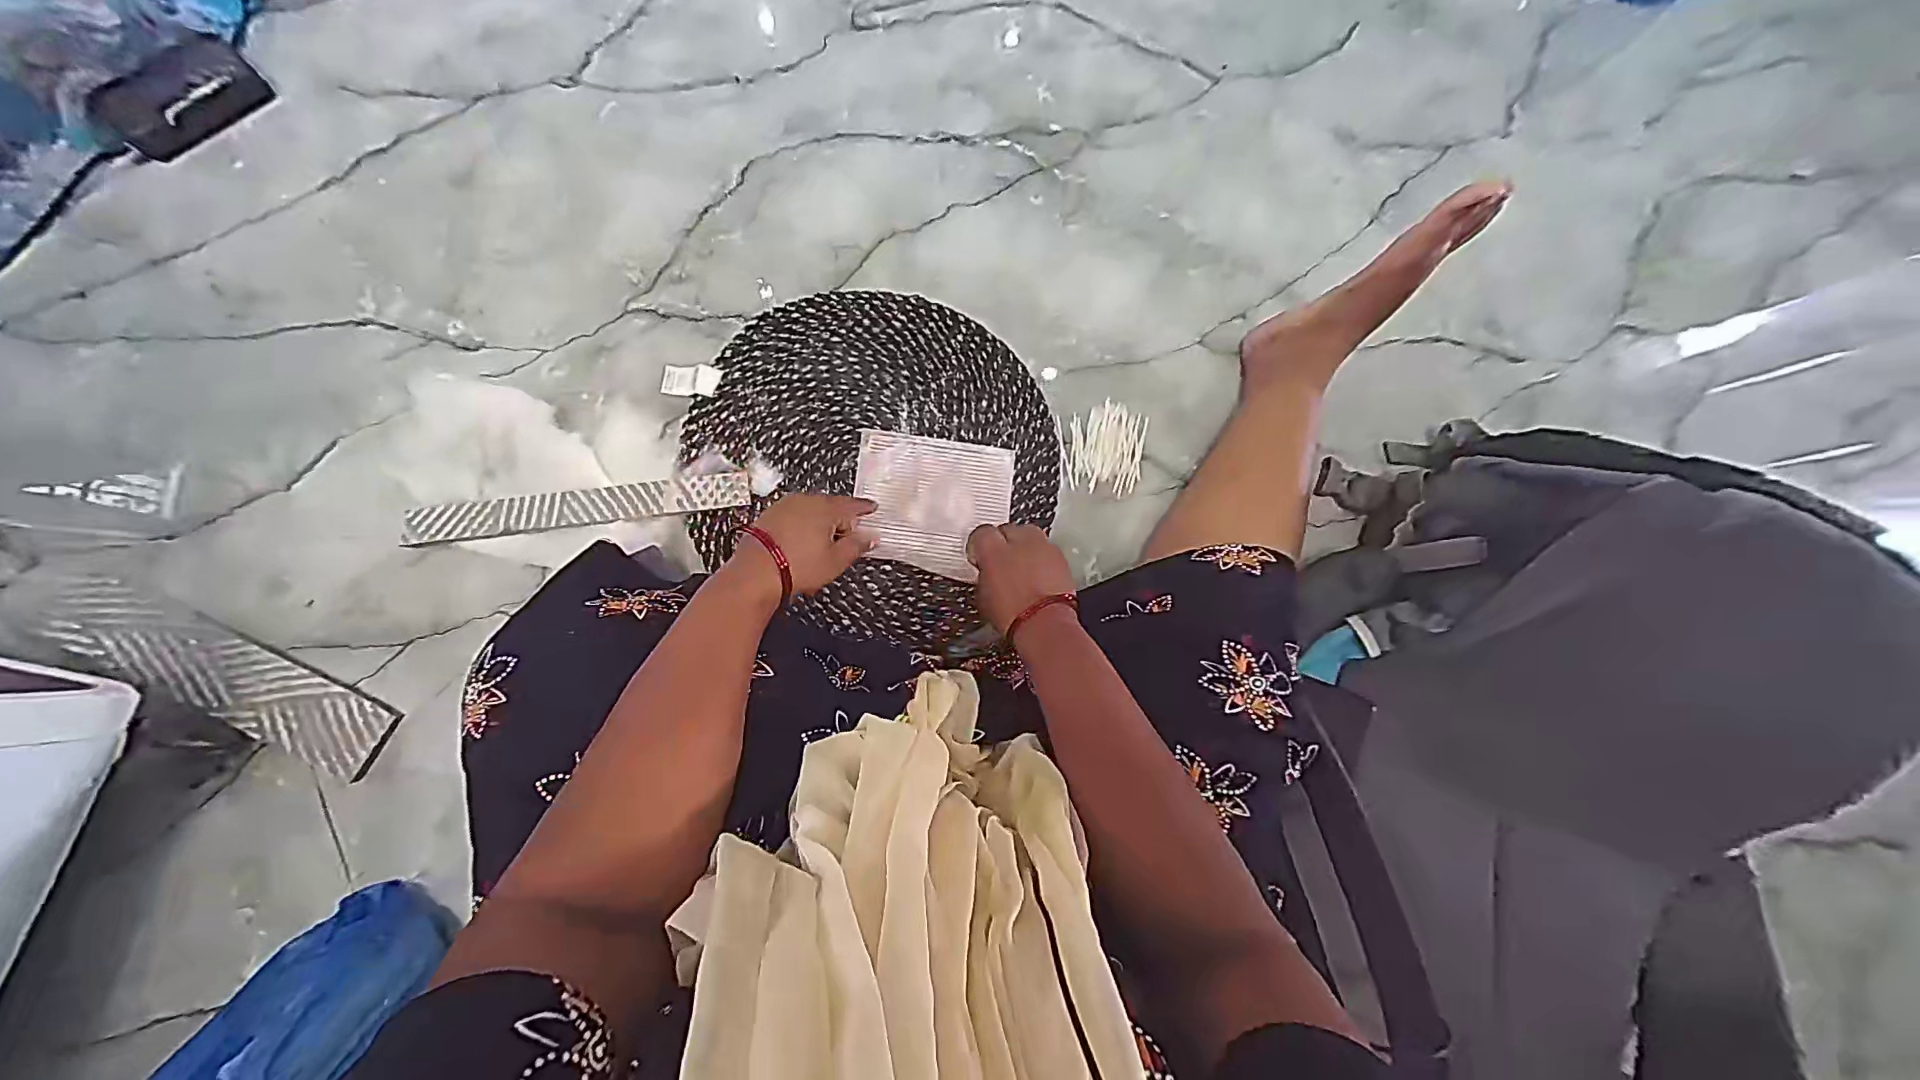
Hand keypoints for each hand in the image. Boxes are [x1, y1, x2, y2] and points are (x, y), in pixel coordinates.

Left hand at [733, 494, 876, 597]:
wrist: (756, 573)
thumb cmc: (794, 566)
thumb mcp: (836, 560)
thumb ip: (857, 545)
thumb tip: (870, 537)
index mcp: (826, 508)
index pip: (852, 505)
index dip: (864, 508)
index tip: (871, 508)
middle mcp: (805, 502)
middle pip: (831, 507)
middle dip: (841, 520)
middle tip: (848, 536)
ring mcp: (785, 507)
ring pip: (811, 512)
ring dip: (820, 525)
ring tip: (822, 548)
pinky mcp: (770, 516)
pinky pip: (794, 518)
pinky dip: (802, 528)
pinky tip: (802, 546)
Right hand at [966, 523, 1076, 634]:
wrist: (1044, 624)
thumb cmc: (1013, 615)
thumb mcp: (983, 595)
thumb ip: (984, 574)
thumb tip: (987, 572)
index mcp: (993, 548)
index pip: (981, 533)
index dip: (979, 546)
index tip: (980, 556)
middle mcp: (1019, 540)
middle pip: (1007, 530)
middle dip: (1003, 543)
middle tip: (1001, 563)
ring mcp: (1042, 546)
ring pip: (1030, 537)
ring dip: (1024, 549)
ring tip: (1021, 570)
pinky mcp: (1060, 556)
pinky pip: (1046, 550)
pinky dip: (1041, 559)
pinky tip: (1037, 576)